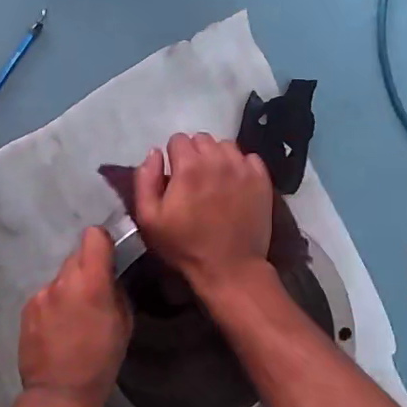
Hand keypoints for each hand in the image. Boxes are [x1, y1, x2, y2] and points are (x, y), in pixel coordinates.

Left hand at [19, 227, 130, 406]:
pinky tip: (58, 328)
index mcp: (91, 281)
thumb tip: (110, 278)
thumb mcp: (124, 323)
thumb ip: (116, 291)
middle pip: (76, 255)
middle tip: (94, 292)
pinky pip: (47, 295)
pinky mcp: (27, 308)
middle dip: (87, 268)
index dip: (103, 243)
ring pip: (61, 277)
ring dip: (70, 287)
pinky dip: (54, 303)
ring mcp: (41, 293)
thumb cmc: (101, 360)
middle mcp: (63, 280)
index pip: (94, 235)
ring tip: (74, 316)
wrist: (59, 393)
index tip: (109, 258)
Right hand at [132, 134, 273, 294]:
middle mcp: (218, 159)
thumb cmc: (185, 246)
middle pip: (202, 139)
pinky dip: (241, 165)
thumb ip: (145, 180)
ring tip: (215, 180)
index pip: (178, 139)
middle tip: (194, 179)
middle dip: (194, 154)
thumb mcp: (149, 219)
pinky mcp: (261, 179)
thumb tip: (154, 153)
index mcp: (189, 166)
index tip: (175, 176)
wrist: (230, 268)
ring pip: (226, 145)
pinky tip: (235, 184)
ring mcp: (243, 168)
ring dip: (217, 157)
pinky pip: (249, 158)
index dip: (173, 156)